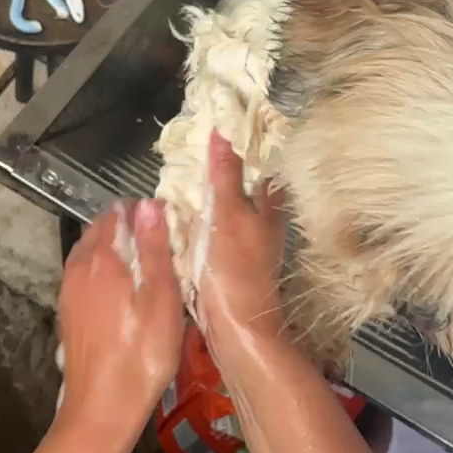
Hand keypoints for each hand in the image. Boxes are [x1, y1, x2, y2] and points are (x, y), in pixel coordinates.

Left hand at [55, 200, 183, 438]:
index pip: (118, 213)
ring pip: (91, 250)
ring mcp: (69, 290)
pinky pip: (85, 272)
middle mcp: (78, 267)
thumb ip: (154, 248)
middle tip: (162, 244)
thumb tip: (148, 203)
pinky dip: (104, 268)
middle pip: (101, 228)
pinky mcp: (68, 311)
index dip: (145, 212)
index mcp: (102, 259)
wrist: (101, 410)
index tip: (169, 225)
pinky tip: (124, 290)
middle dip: (129, 227)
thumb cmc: (141, 356)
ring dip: (115, 248)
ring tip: (146, 266)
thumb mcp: (161, 300)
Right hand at [194, 133, 289, 349]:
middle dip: (224, 165)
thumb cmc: (236, 272)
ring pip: (230, 206)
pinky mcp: (231, 264)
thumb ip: (225, 177)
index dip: (244, 142)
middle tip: (195, 143)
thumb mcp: (228, 216)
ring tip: (185, 172)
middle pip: (244, 184)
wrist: (238, 332)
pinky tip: (184, 214)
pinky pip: (216, 229)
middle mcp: (263, 223)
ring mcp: (248, 244)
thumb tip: (223, 134)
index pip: (259, 163)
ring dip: (211, 191)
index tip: (221, 121)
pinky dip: (203, 217)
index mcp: (268, 207)